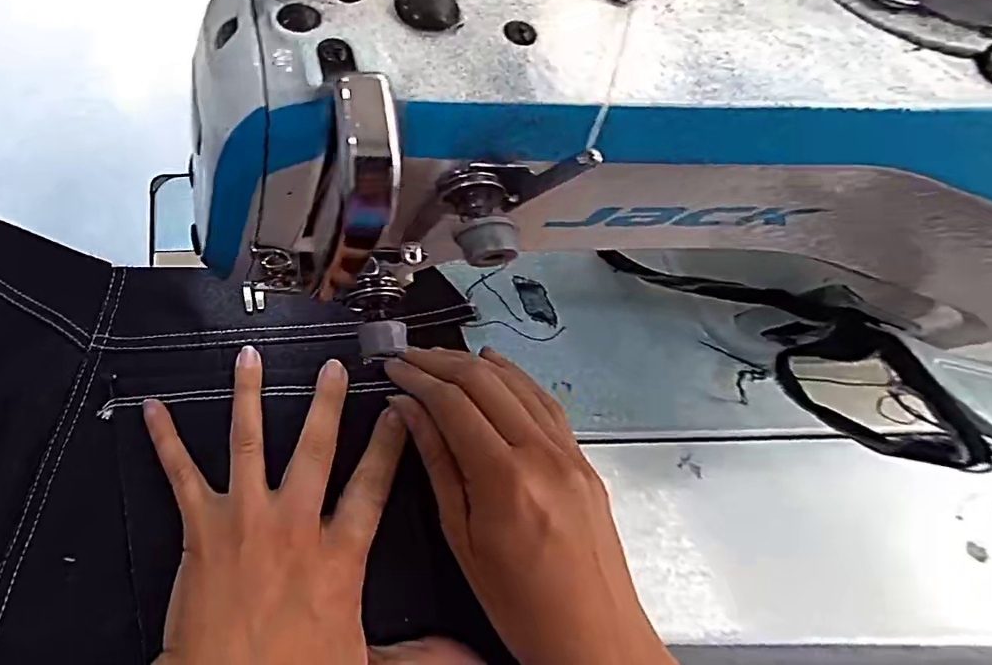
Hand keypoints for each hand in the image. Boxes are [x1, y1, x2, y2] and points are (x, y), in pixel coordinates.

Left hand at [146, 347, 421, 664]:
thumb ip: (417, 653)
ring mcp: (245, 519)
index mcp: (333, 556)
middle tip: (333, 368)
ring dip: (248, 394)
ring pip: (249, 440)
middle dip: (326, 403)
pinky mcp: (202, 527)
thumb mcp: (361, 663)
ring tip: (249, 358)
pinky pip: (180, 473)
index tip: (396, 413)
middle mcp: (291, 526)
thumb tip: (467, 657)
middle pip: (315, 449)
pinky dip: (166, 439)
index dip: (386, 448)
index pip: (370, 488)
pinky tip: (154, 411)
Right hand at [386, 348, 674, 664]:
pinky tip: (495, 366)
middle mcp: (542, 456)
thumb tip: (408, 411)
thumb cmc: (525, 609)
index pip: (453, 403)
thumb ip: (435, 462)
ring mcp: (568, 452)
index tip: (395, 369)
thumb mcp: (461, 539)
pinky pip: (543, 399)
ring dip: (472, 361)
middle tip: (409, 357)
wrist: (597, 642)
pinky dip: (513, 375)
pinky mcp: (582, 456)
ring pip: (514, 381)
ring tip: (440, 356)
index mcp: (507, 481)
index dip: (417, 378)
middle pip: (482, 380)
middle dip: (438, 361)